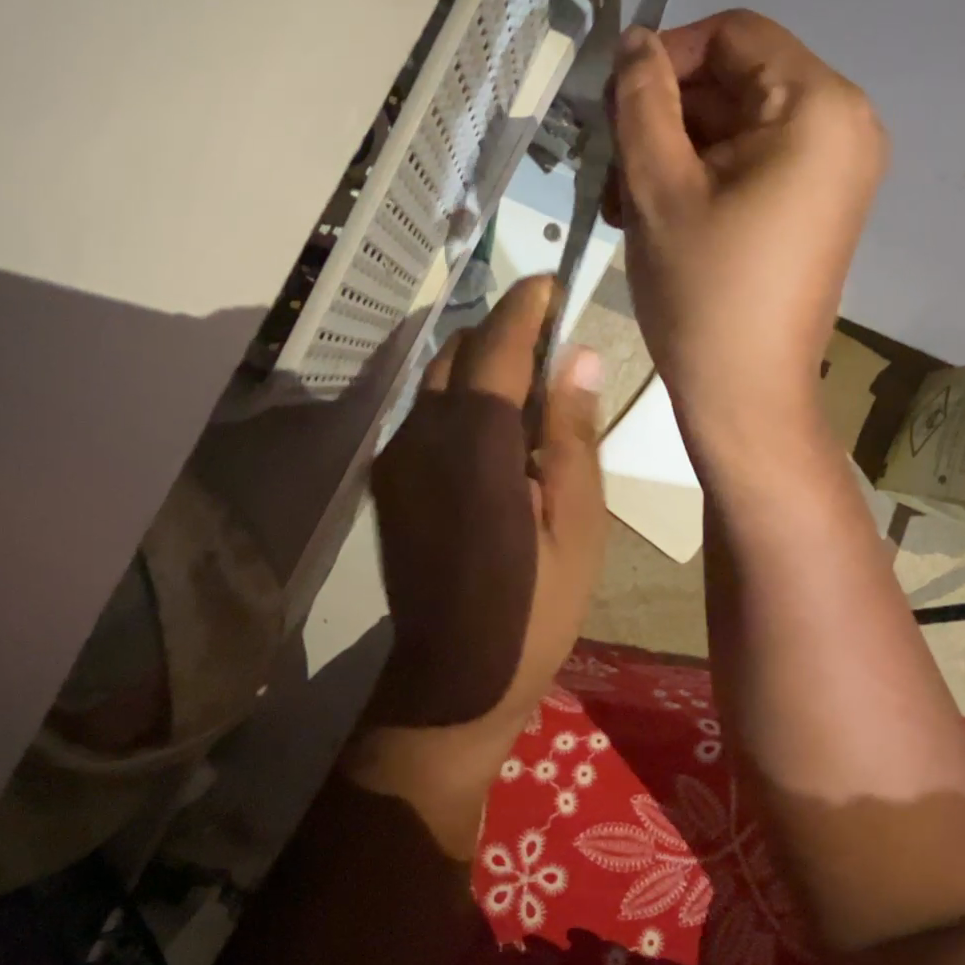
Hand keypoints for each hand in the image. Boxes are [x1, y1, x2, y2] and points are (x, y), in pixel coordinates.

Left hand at [368, 277, 606, 730]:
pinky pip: (422, 416)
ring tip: (529, 393)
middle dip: (501, 334)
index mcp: (475, 445)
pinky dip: (458, 403)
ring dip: (478, 368)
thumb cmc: (534, 610)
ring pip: (433, 382)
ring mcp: (395, 461)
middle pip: (456, 352)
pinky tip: (495, 439)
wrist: (454, 679)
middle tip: (552, 346)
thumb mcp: (577, 526)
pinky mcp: (387, 484)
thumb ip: (572, 434)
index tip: (554, 285)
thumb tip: (578, 355)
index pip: (496, 345)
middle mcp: (421, 437)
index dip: (525, 307)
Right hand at [607, 11, 888, 446]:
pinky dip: (703, 182)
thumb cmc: (703, 293)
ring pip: (738, 129)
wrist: (746, 399)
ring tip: (624, 206)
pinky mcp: (818, 212)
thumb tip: (637, 46)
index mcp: (819, 108)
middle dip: (665, 118)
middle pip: (737, 82)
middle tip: (610, 171)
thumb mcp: (658, 187)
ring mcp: (836, 174)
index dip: (665, 57)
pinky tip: (657, 219)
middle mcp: (845, 128)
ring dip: (673, 154)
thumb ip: (641, 100)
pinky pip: (755, 168)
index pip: (733, 35)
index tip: (612, 106)